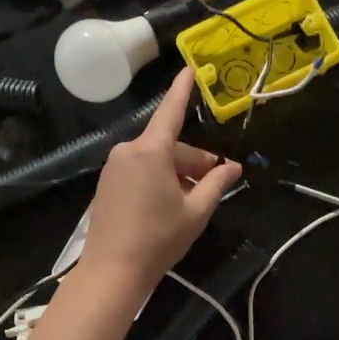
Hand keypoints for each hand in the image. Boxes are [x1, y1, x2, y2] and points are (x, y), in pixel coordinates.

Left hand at [80, 67, 242, 288]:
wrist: (113, 270)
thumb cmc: (159, 239)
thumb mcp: (196, 211)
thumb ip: (216, 184)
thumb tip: (232, 168)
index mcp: (150, 151)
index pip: (170, 112)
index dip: (182, 91)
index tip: (189, 69)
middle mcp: (128, 151)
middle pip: (168, 146)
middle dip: (193, 161)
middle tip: (216, 183)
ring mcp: (113, 168)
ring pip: (154, 161)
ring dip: (176, 174)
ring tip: (194, 200)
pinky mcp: (106, 185)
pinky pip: (139, 172)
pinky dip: (158, 181)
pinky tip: (170, 206)